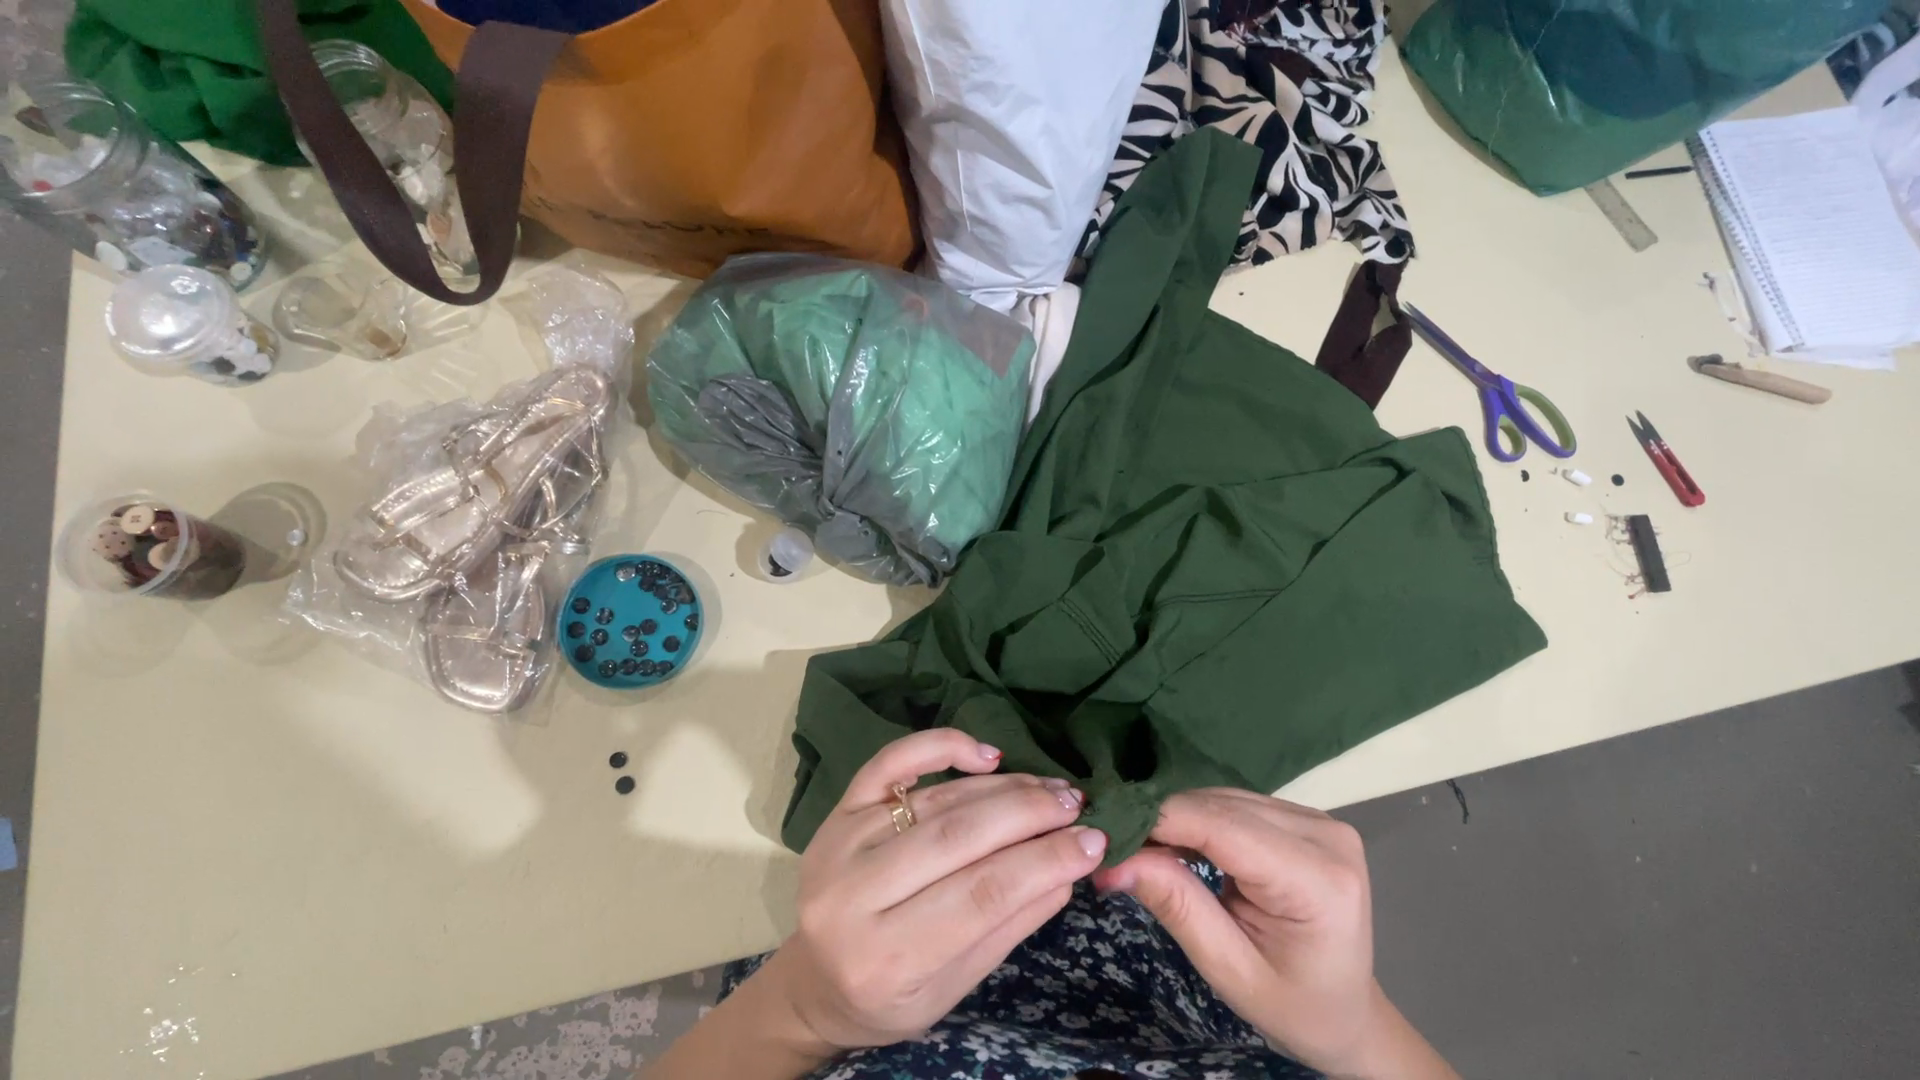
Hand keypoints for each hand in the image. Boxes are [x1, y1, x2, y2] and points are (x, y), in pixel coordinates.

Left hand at [756, 728, 1108, 1052]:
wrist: (816, 978)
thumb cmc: (891, 995)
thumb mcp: (955, 985)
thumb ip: (1009, 924)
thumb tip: (1070, 866)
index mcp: (886, 957)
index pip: (981, 895)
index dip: (1044, 861)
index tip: (1094, 840)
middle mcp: (855, 894)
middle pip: (958, 837)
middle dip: (1029, 814)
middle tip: (1076, 804)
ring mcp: (841, 842)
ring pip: (936, 800)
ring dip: (1003, 787)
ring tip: (1051, 786)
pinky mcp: (838, 811)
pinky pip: (891, 762)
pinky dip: (940, 746)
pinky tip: (986, 755)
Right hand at [1092, 789, 1456, 1079]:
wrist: (1349, 1012)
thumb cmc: (1292, 1005)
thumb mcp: (1229, 970)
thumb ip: (1177, 906)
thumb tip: (1112, 860)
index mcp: (1318, 880)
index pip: (1222, 827)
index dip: (1158, 822)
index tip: (1104, 836)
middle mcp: (1324, 835)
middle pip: (1219, 806)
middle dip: (1161, 822)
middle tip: (1114, 850)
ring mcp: (1319, 820)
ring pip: (1223, 798)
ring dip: (1178, 819)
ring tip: (1142, 851)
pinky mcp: (1306, 817)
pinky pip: (1236, 803)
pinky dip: (1199, 820)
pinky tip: (1179, 845)